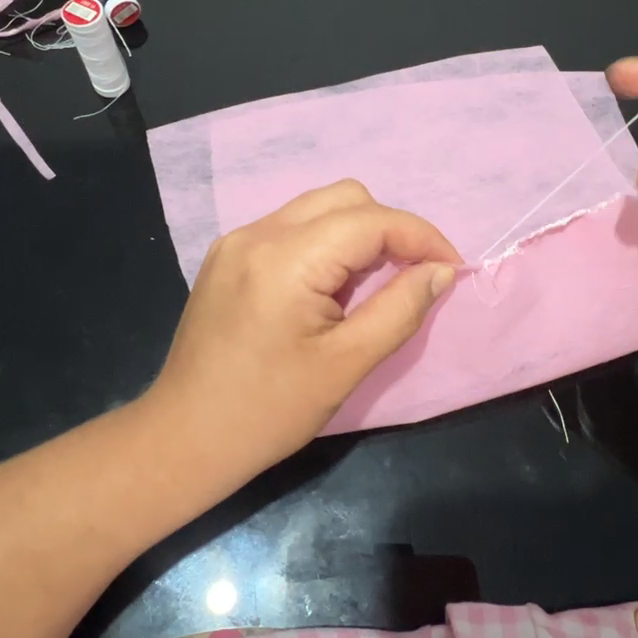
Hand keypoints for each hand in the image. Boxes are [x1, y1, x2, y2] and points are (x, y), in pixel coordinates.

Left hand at [147, 180, 461, 472]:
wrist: (184, 438)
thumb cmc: (269, 410)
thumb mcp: (347, 364)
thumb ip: (400, 308)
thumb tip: (442, 270)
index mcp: (286, 258)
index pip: (371, 220)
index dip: (421, 237)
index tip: (453, 269)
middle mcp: (258, 233)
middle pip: (346, 198)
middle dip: (391, 229)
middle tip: (413, 277)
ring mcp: (237, 241)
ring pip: (318, 208)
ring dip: (359, 235)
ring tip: (373, 285)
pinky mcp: (228, 256)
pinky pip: (292, 227)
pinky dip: (326, 244)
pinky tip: (331, 288)